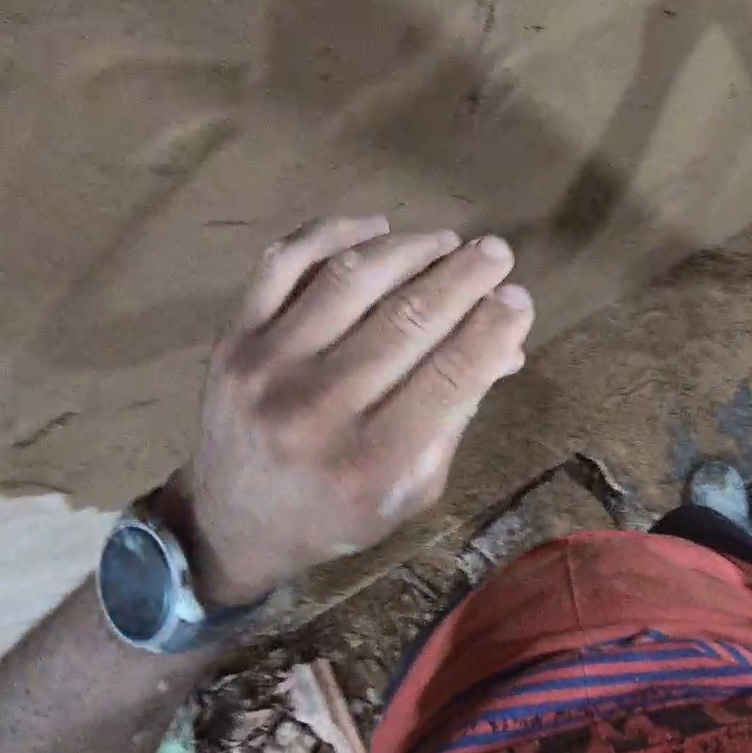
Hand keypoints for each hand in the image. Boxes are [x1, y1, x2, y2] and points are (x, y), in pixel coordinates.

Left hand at [163, 216, 533, 607]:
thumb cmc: (337, 515)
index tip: (519, 297)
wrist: (232, 523)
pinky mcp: (235, 338)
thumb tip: (508, 343)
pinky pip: (285, 262)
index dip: (494, 327)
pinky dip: (334, 232)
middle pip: (408, 318)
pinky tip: (377, 229)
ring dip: (410, 248)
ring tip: (446, 241)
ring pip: (352, 278)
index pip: (451, 375)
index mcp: (371, 462)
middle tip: (497, 252)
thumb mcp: (413, 490)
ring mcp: (267, 367)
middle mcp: (316, 410)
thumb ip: (458, 416)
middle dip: (464, 276)